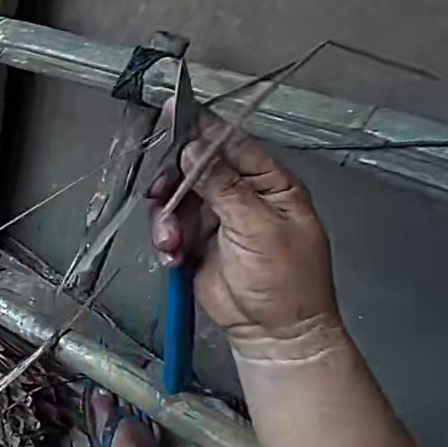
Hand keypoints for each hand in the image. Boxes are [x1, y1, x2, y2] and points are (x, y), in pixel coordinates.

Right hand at [148, 113, 341, 347]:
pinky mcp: (196, 244)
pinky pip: (169, 230)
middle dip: (174, 184)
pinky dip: (166, 242)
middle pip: (193, 171)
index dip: (202, 130)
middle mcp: (239, 196)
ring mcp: (215, 220)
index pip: (230, 146)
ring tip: (172, 242)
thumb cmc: (285, 281)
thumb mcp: (257, 226)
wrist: (272, 333)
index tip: (174, 114)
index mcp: (268, 185)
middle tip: (162, 195)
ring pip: (175, 202)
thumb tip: (194, 150)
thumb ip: (223, 186)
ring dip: (167, 221)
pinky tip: (174, 257)